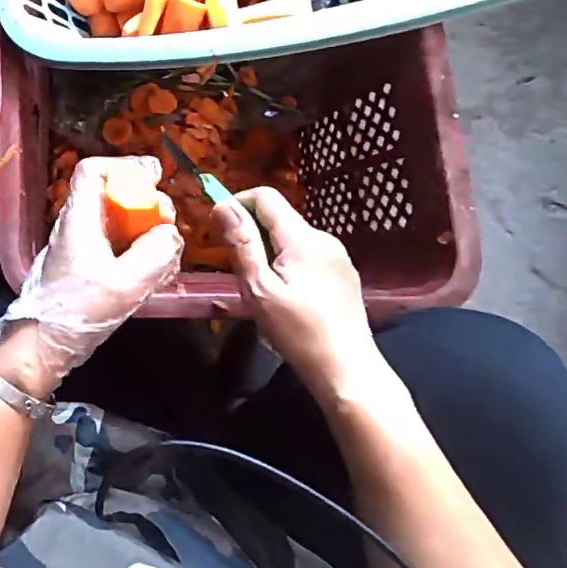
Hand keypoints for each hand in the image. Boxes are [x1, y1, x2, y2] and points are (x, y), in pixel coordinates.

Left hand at [0, 156, 183, 391]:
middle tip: (167, 225)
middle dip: (145, 203)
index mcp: (79, 218)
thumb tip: (170, 233)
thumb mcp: (124, 284)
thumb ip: (154, 254)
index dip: (124, 166)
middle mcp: (79, 225)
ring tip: (167, 253)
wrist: (41, 346)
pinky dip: (140, 251)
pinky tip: (157, 273)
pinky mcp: (88, 266)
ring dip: (146, 231)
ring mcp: (83, 246)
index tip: (154, 178)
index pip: (92, 170)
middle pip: (113, 194)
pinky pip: (118, 246)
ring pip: (119, 222)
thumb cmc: (77, 311)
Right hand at [214, 187, 396, 404]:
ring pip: (290, 236)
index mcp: (303, 238)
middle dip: (250, 231)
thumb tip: (222, 205)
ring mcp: (337, 255)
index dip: (237, 203)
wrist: (347, 371)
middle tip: (235, 266)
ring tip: (258, 285)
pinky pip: (306, 253)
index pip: (265, 196)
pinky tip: (284, 294)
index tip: (219, 229)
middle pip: (278, 216)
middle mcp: (324, 238)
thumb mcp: (258, 288)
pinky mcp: (342, 273)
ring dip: (267, 249)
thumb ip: (241, 243)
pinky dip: (286, 261)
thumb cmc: (297, 332)